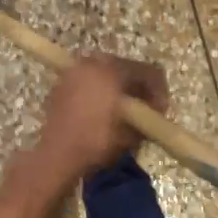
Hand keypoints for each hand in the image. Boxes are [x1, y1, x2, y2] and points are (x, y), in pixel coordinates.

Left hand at [35, 55, 168, 176]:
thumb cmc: (97, 141)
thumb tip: (153, 112)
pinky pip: (87, 81)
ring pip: (105, 73)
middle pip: (125, 68)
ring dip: (118, 89)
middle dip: (138, 87)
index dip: (159, 90)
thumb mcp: (131, 133)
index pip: (148, 71)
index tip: (161, 110)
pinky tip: (101, 112)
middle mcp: (92, 62)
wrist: (57, 154)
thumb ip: (146, 117)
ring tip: (123, 112)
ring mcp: (73, 71)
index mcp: (112, 69)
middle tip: (144, 109)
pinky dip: (98, 91)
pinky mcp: (61, 84)